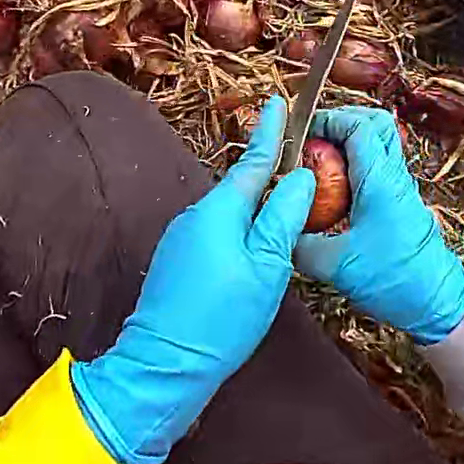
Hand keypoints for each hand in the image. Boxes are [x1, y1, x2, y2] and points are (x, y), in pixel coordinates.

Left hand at [70, 97, 316, 463]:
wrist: (165, 362)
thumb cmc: (222, 316)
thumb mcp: (266, 266)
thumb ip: (283, 217)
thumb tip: (299, 175)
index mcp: (218, 210)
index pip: (252, 161)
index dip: (269, 132)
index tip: (277, 101)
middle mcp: (194, 215)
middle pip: (239, 187)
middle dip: (266, 176)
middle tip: (296, 165)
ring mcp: (181, 237)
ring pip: (228, 214)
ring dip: (254, 211)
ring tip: (283, 216)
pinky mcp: (176, 259)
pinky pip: (215, 233)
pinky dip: (237, 233)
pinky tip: (251, 254)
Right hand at [294, 106, 463, 343]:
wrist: (438, 305)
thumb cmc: (394, 281)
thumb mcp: (335, 265)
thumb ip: (298, 244)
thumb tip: (273, 228)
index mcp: (381, 182)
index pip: (358, 127)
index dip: (327, 121)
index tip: (299, 135)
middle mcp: (393, 177)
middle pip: (375, 122)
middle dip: (339, 120)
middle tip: (310, 138)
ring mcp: (398, 188)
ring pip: (377, 142)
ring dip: (345, 141)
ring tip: (314, 161)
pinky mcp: (396, 202)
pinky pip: (374, 166)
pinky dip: (350, 164)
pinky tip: (327, 188)